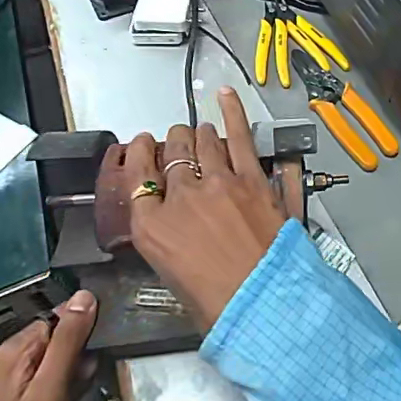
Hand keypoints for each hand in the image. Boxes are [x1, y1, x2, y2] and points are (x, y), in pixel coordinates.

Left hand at [0, 290, 97, 400]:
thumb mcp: (51, 390)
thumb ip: (69, 341)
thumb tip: (84, 298)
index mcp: (12, 352)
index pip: (59, 317)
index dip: (81, 332)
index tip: (90, 353)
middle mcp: (8, 362)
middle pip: (58, 338)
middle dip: (77, 357)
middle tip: (78, 384)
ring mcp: (11, 384)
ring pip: (56, 362)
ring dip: (72, 376)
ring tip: (70, 400)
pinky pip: (48, 382)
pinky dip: (63, 391)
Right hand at [125, 87, 288, 330]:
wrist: (263, 303)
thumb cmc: (218, 304)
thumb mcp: (173, 275)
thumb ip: (168, 240)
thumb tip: (176, 223)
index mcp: (152, 227)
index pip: (136, 175)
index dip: (139, 155)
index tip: (142, 147)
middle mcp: (181, 198)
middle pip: (170, 153)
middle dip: (172, 144)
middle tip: (177, 144)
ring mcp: (218, 183)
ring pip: (202, 141)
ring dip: (198, 135)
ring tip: (199, 132)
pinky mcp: (252, 178)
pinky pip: (239, 136)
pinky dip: (232, 113)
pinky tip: (226, 97)